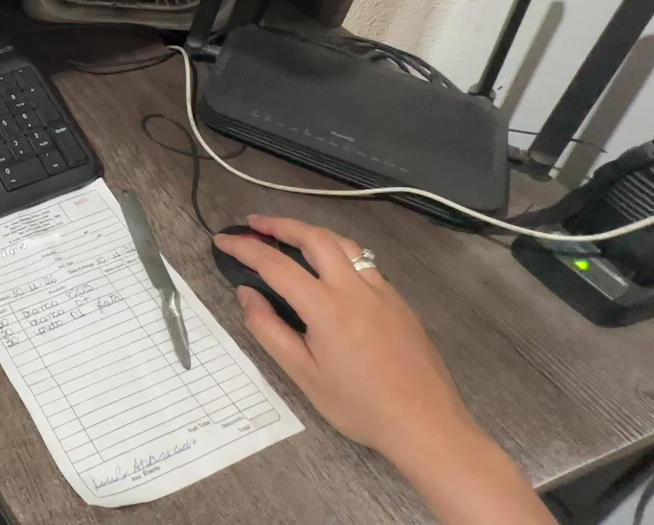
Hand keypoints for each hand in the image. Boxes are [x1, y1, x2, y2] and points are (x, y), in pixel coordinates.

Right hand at [213, 215, 472, 459]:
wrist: (430, 429)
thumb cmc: (360, 405)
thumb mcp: (302, 374)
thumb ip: (267, 328)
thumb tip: (247, 293)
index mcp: (326, 307)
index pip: (274, 264)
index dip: (244, 247)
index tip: (222, 240)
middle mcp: (355, 290)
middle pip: (314, 237)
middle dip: (280, 224)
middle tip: (254, 223)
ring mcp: (383, 294)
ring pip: (344, 245)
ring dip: (311, 233)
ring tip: (290, 236)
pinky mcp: (401, 304)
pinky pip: (365, 264)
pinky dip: (338, 254)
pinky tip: (330, 270)